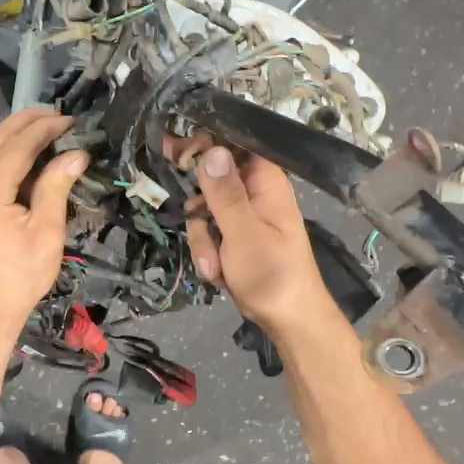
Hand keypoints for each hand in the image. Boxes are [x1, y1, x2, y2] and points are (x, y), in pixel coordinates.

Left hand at [0, 109, 89, 330]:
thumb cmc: (20, 277)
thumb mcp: (46, 232)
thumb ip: (55, 187)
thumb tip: (75, 154)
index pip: (17, 146)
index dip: (44, 129)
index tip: (70, 120)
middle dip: (25, 122)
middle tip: (57, 115)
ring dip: (12, 134)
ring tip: (44, 127)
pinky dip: (2, 152)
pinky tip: (23, 153)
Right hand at [165, 135, 341, 342]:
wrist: (287, 321)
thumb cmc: (273, 275)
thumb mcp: (244, 234)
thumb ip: (225, 193)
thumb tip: (210, 150)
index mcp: (266, 182)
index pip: (234, 143)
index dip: (205, 142)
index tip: (176, 152)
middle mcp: (255, 192)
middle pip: (211, 176)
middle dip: (198, 203)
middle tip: (191, 212)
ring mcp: (243, 216)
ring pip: (203, 208)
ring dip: (202, 237)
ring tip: (217, 265)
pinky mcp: (233, 237)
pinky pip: (207, 232)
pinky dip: (207, 251)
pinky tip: (218, 272)